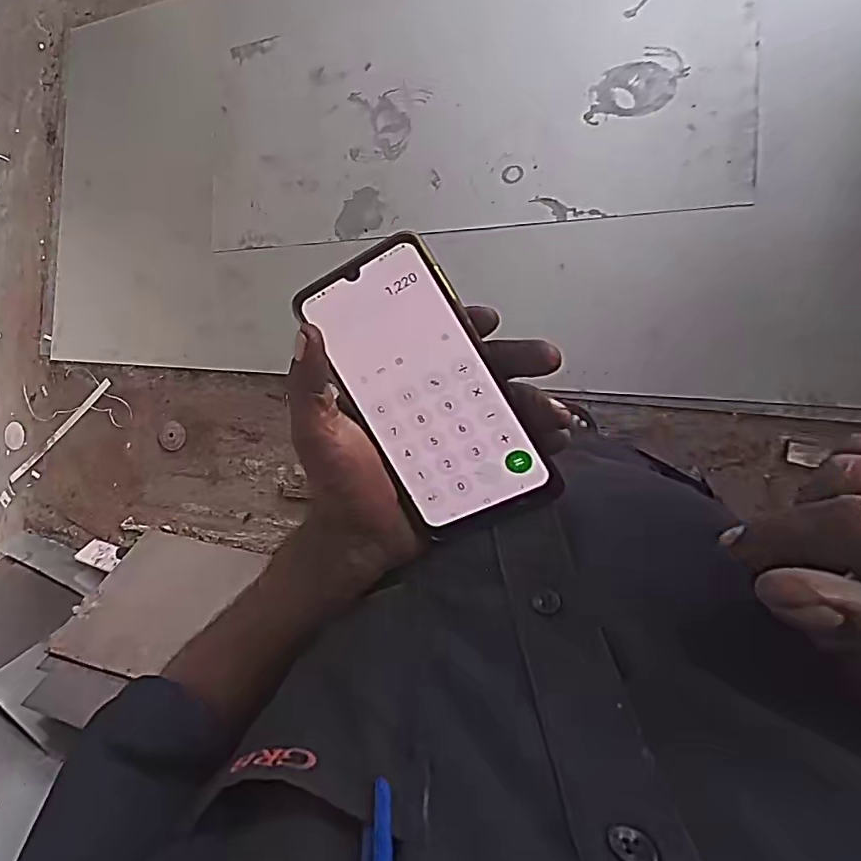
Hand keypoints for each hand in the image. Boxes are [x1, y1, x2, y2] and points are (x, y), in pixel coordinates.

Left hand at [286, 306, 571, 584]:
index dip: (458, 323)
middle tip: (543, 356)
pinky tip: (550, 441)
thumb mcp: (315, 432)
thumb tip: (308, 334)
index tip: (482, 318)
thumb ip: (309, 385)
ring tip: (551, 410)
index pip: (429, 342)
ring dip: (532, 401)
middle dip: (514, 357)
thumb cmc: (337, 487)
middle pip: (477, 369)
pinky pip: (509, 447)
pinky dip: (534, 441)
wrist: (361, 543)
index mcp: (392, 388)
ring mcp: (451, 435)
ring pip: (500, 406)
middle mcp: (426, 405)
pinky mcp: (470, 466)